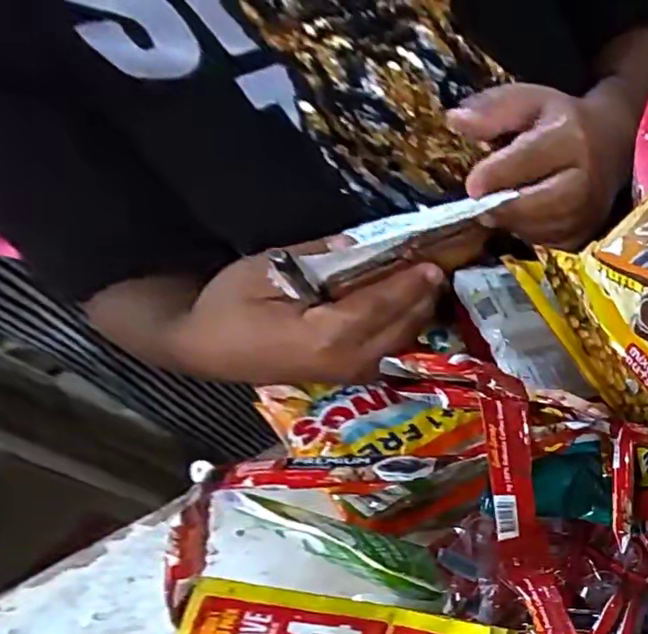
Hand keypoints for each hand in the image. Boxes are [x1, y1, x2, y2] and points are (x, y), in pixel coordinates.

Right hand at [163, 238, 461, 383]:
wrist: (210, 351)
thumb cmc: (229, 308)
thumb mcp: (261, 272)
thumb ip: (314, 260)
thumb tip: (358, 246)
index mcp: (328, 337)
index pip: (381, 307)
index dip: (408, 285)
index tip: (430, 265)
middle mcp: (354, 360)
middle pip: (402, 325)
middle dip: (422, 296)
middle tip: (437, 269)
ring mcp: (361, 372)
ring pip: (404, 338)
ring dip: (420, 310)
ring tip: (431, 283)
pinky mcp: (362, 374)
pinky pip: (395, 345)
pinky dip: (407, 323)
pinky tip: (414, 304)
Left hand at [448, 82, 634, 247]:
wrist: (612, 145)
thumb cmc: (562, 121)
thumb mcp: (526, 100)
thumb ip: (491, 110)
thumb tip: (455, 123)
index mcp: (570, 138)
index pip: (530, 160)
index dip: (498, 177)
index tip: (472, 187)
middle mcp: (586, 179)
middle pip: (543, 203)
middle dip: (507, 209)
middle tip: (482, 208)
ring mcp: (592, 209)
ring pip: (549, 227)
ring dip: (518, 224)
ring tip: (497, 214)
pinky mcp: (592, 229)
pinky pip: (558, 241)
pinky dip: (534, 235)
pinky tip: (521, 221)